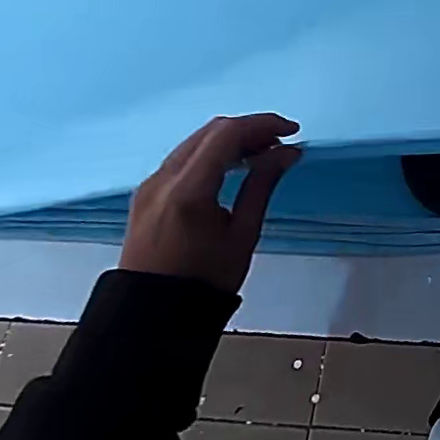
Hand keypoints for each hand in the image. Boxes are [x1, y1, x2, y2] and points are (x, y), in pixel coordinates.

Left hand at [121, 113, 302, 293]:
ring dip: (232, 138)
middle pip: (211, 132)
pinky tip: (235, 165)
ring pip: (197, 141)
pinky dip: (214, 151)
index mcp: (188, 190)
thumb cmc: (204, 279)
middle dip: (250, 128)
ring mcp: (151, 184)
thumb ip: (263, 184)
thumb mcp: (244, 232)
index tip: (292, 131)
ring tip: (264, 153)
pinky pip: (185, 156)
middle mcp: (163, 179)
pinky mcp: (148, 192)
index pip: (227, 135)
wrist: (151, 314)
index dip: (263, 124)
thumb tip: (287, 152)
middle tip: (281, 142)